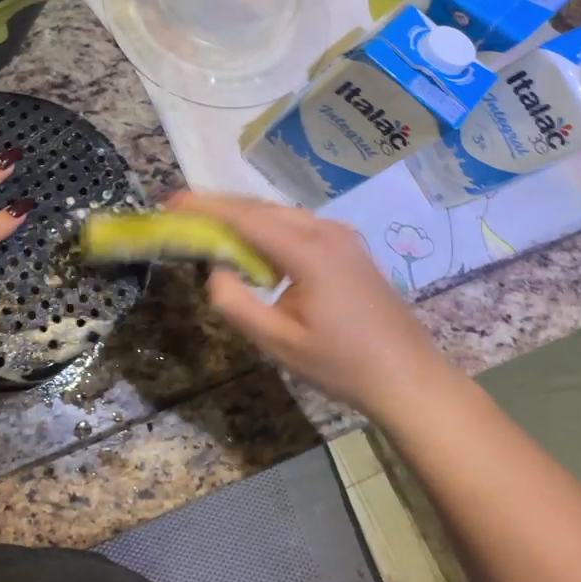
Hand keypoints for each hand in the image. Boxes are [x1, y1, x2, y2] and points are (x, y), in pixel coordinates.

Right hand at [172, 192, 460, 422]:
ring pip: (278, 212)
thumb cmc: (342, 364)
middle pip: (260, 207)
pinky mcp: (347, 247)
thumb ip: (236, 303)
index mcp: (308, 251)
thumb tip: (215, 271)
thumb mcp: (278, 342)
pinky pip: (295, 224)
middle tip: (179, 211)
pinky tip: (249, 241)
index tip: (170, 203)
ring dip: (241, 214)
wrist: (410, 378)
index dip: (204, 207)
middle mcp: (325, 231)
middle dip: (218, 205)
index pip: (245, 217)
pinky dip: (264, 225)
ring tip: (205, 223)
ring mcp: (341, 236)